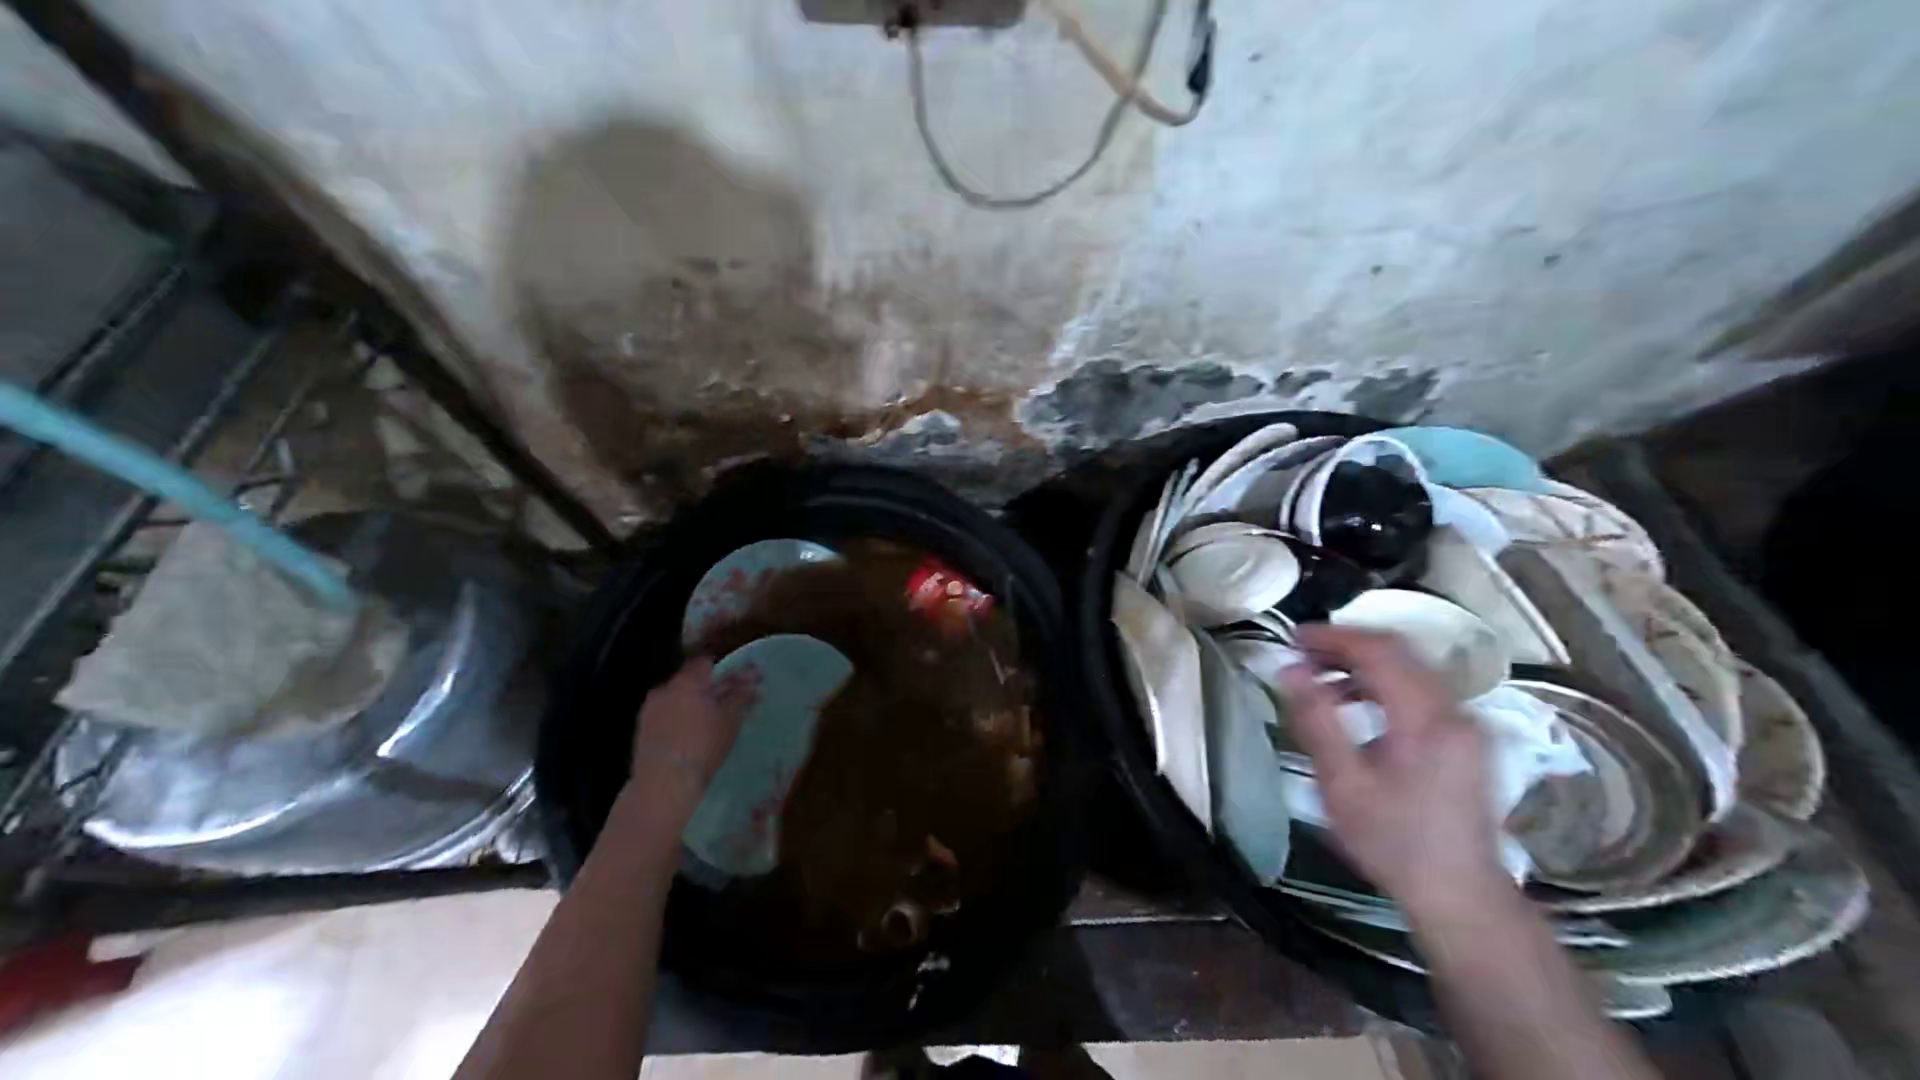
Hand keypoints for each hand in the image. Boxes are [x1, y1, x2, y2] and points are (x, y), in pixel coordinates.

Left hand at [629, 657, 750, 803]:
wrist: (664, 782)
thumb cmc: (704, 744)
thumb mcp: (730, 719)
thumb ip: (741, 696)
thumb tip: (754, 684)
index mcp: (687, 681)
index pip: (705, 662)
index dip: (721, 671)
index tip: (734, 685)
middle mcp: (665, 689)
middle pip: (689, 681)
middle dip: (705, 690)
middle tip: (723, 706)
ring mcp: (649, 710)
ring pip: (675, 700)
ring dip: (689, 706)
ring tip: (705, 726)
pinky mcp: (641, 731)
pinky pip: (664, 717)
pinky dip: (676, 722)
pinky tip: (688, 739)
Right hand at [1281, 626, 1513, 919]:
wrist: (1461, 893)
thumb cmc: (1393, 841)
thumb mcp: (1342, 784)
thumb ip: (1316, 720)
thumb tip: (1289, 670)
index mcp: (1426, 720)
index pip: (1379, 651)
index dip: (1333, 637)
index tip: (1293, 637)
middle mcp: (1455, 712)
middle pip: (1400, 652)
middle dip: (1347, 644)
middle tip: (1302, 652)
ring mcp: (1467, 725)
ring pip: (1412, 668)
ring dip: (1364, 663)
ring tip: (1321, 678)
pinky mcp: (1468, 739)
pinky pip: (1422, 690)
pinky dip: (1384, 683)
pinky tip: (1356, 704)